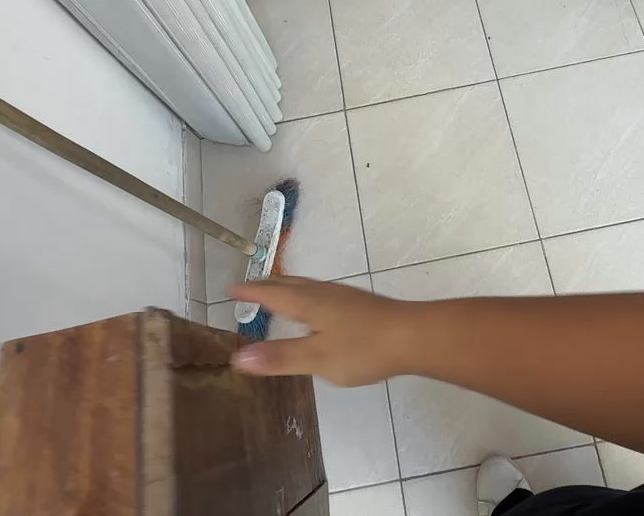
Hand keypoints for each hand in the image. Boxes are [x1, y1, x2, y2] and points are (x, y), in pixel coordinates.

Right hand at [227, 276, 421, 386]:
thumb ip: (280, 357)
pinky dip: (305, 294)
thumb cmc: (363, 347)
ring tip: (277, 292)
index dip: (252, 292)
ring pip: (307, 286)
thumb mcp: (317, 358)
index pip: (273, 294)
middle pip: (290, 284)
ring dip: (287, 287)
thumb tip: (238, 357)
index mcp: (310, 302)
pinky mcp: (358, 305)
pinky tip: (316, 308)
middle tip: (249, 287)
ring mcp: (343, 296)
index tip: (231, 288)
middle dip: (267, 285)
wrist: (411, 336)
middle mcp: (324, 293)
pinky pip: (320, 293)